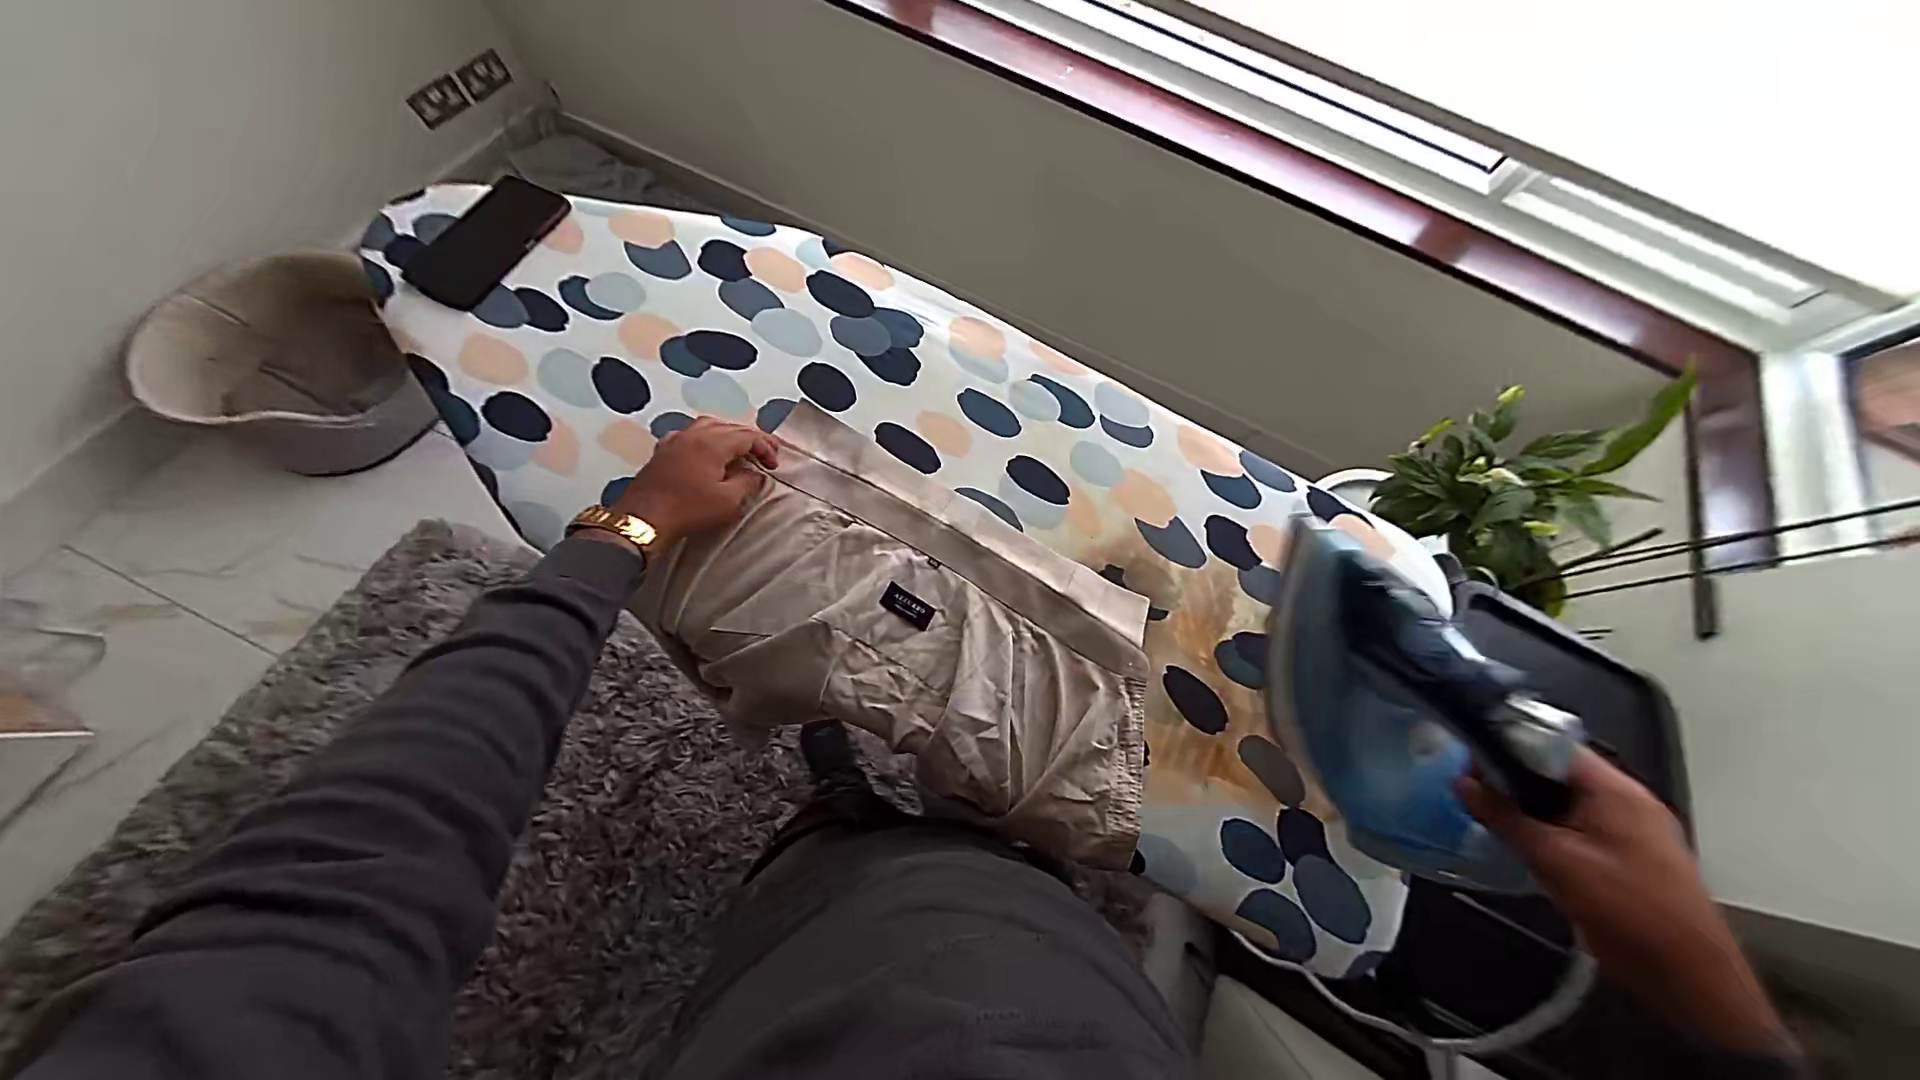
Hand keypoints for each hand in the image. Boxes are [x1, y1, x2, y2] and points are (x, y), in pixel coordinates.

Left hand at [603, 416, 777, 545]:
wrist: (643, 519)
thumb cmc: (689, 509)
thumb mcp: (728, 501)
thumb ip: (747, 482)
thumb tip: (756, 474)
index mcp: (712, 443)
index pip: (747, 435)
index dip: (765, 448)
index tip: (774, 465)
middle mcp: (693, 434)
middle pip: (729, 426)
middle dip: (750, 439)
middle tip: (765, 454)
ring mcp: (675, 440)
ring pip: (708, 426)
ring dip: (728, 434)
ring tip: (739, 449)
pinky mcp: (662, 451)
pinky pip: (690, 434)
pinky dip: (706, 438)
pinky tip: (707, 451)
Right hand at [1458, 750, 1792, 1057]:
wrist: (1690, 980)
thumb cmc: (1626, 909)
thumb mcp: (1553, 859)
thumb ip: (1503, 816)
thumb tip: (1461, 783)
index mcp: (1616, 791)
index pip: (1551, 745)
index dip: (1506, 743)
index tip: (1467, 755)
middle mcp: (1626, 800)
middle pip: (1555, 769)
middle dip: (1511, 775)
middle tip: (1470, 785)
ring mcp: (1629, 827)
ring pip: (1562, 797)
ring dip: (1526, 801)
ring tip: (1485, 808)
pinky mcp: (1624, 851)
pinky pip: (1573, 821)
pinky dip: (1544, 822)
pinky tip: (1517, 835)